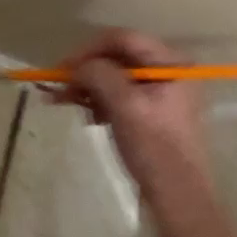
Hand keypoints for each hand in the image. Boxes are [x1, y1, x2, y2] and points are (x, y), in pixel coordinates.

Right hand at [53, 30, 205, 183]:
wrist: (178, 197)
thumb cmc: (155, 147)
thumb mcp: (125, 106)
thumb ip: (99, 75)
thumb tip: (78, 66)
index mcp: (171, 64)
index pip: (123, 39)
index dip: (90, 49)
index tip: (64, 68)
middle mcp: (168, 72)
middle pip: (117, 58)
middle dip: (86, 71)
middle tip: (58, 87)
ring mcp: (161, 94)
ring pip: (114, 78)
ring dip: (89, 88)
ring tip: (66, 103)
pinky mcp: (151, 114)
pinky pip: (119, 96)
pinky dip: (99, 102)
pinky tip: (89, 118)